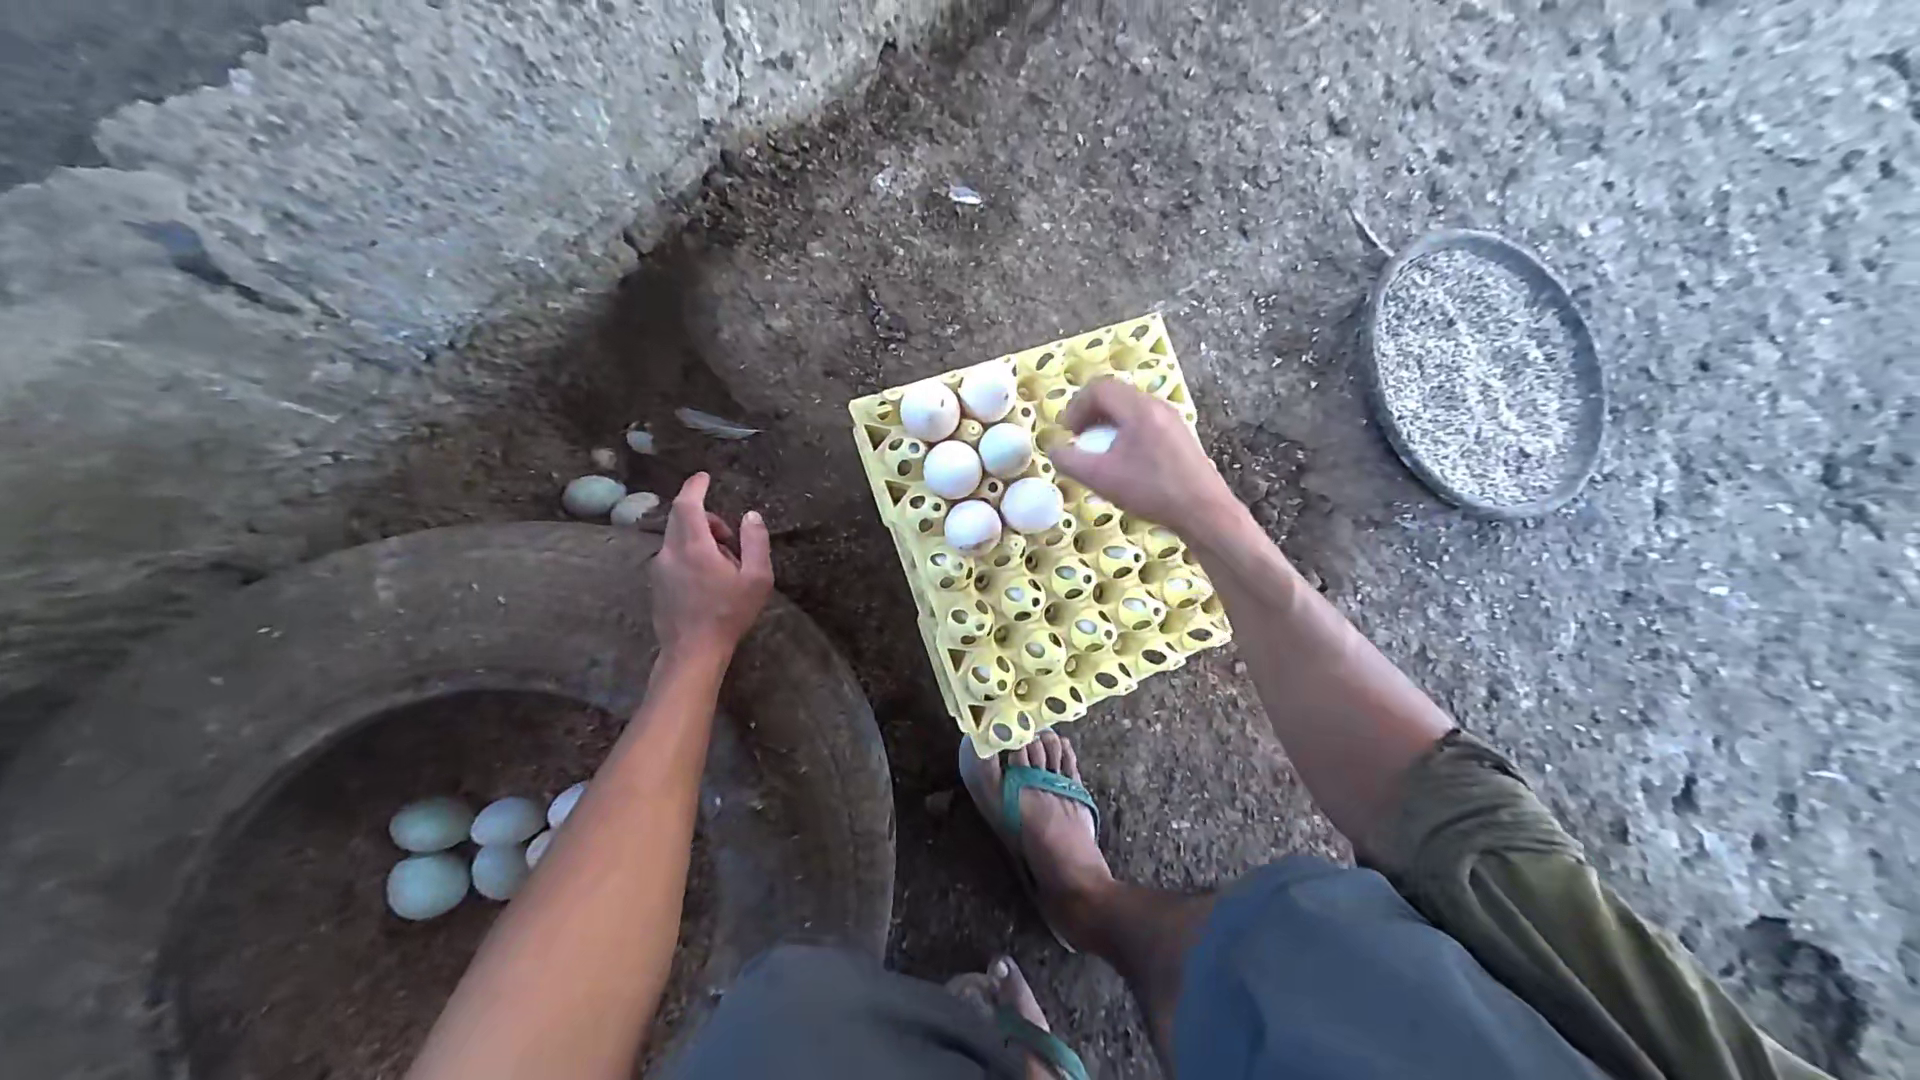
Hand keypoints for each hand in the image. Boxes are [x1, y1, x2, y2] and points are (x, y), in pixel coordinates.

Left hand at [650, 473, 773, 657]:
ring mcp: (659, 568)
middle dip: (706, 518)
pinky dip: (690, 554)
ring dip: (700, 538)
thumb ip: (756, 542)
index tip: (704, 477)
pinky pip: (673, 555)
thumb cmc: (728, 614)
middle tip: (730, 538)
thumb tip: (751, 516)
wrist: (692, 651)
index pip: (687, 504)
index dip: (695, 486)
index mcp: (694, 547)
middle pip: (681, 518)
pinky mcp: (657, 583)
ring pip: (678, 537)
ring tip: (724, 565)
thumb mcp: (757, 578)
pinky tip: (708, 581)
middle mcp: (670, 552)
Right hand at [1049, 377, 1240, 539]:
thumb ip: (1070, 461)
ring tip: (1099, 451)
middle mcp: (1157, 406)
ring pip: (1130, 408)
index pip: (1099, 388)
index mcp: (1138, 409)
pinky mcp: (1180, 436)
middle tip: (1079, 439)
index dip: (1075, 406)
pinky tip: (1124, 461)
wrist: (1204, 511)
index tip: (1067, 433)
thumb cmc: (1151, 491)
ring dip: (1107, 424)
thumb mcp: (1100, 478)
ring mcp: (1172, 420)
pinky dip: (1125, 432)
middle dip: (1090, 414)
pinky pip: (1144, 422)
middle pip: (1116, 394)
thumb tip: (1053, 450)